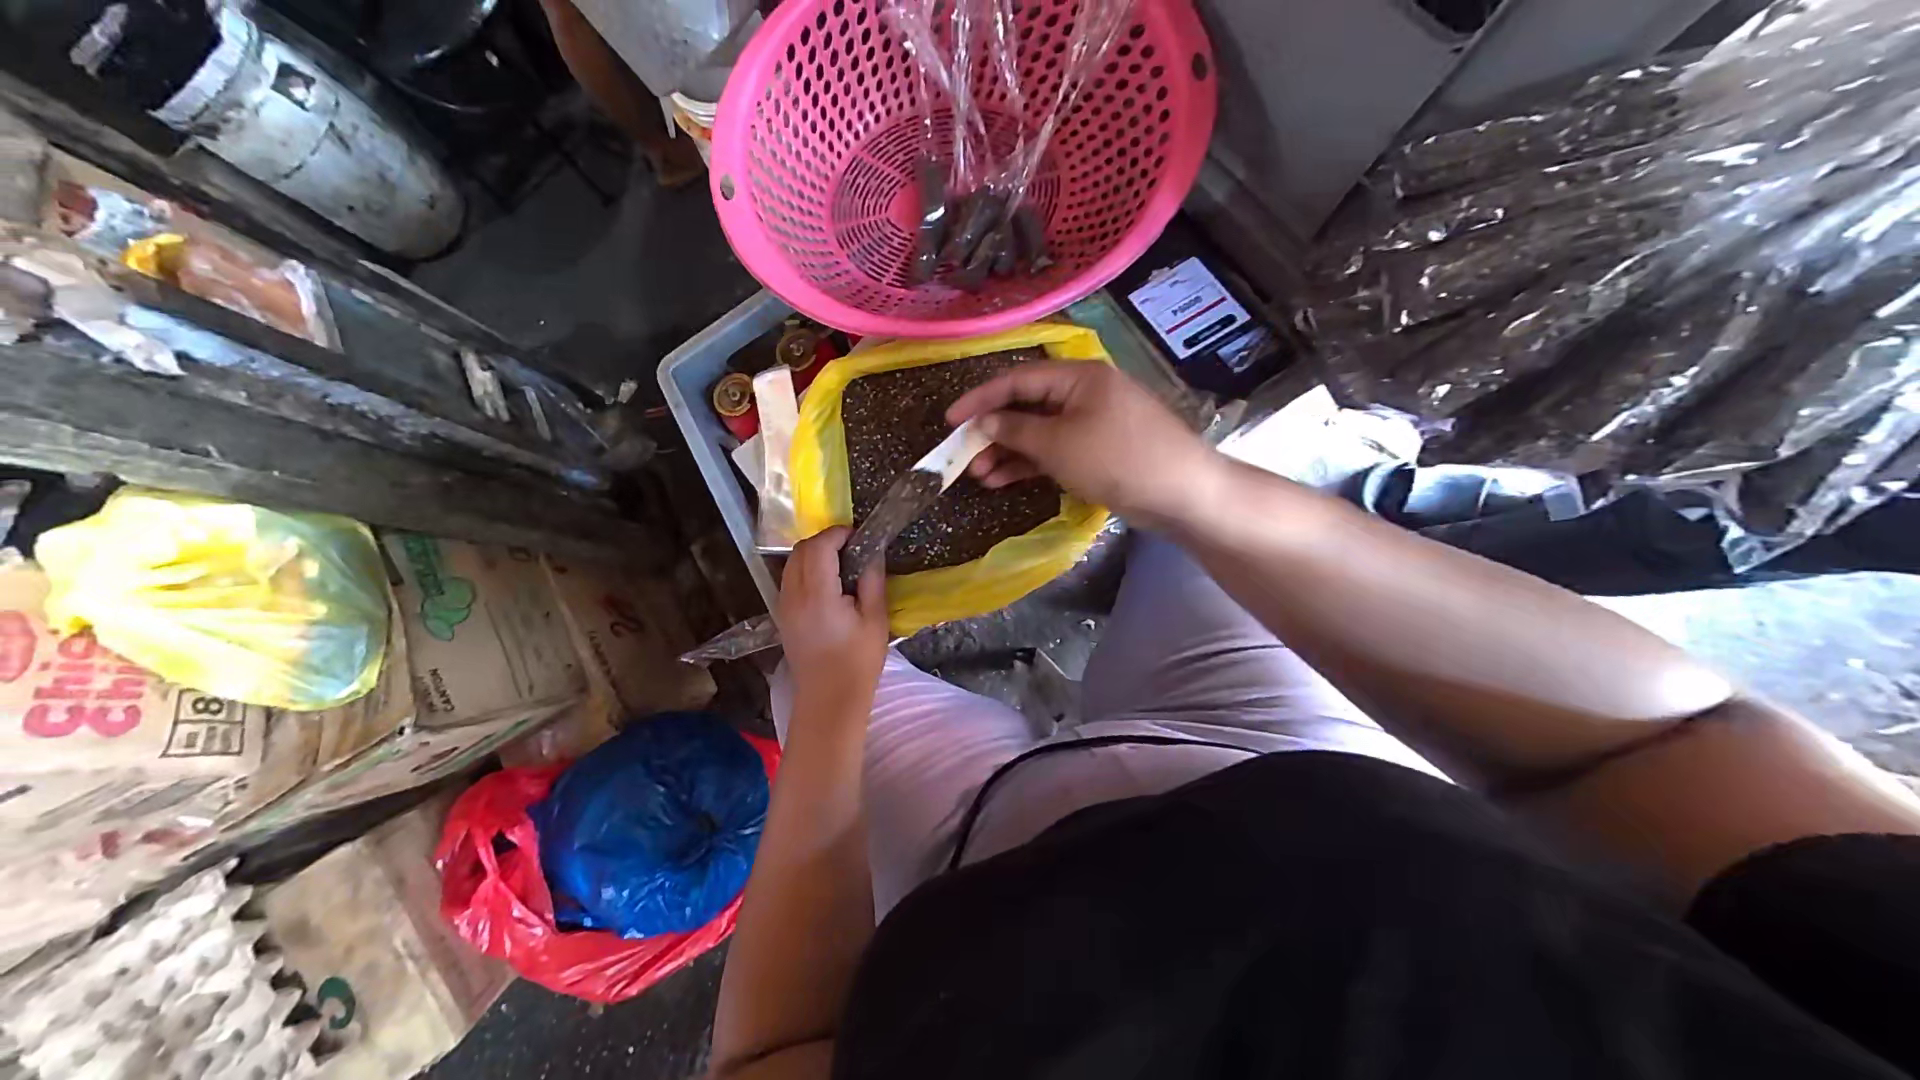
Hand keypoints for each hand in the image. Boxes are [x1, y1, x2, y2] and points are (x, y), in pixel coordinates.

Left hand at [775, 527, 888, 707]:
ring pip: (792, 562)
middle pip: (801, 550)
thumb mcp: (875, 621)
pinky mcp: (782, 615)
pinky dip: (806, 568)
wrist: (829, 701)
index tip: (859, 536)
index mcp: (818, 595)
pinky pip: (790, 578)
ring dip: (814, 553)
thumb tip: (872, 552)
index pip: (819, 547)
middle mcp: (794, 596)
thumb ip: (872, 581)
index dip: (838, 534)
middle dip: (825, 540)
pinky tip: (828, 582)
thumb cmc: (858, 664)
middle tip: (853, 547)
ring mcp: (784, 605)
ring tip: (841, 562)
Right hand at [946, 361, 1221, 528]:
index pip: (1017, 380)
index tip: (949, 421)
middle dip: (993, 432)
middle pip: (1026, 406)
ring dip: (1008, 452)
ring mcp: (1092, 423)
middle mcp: (1084, 393)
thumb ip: (1015, 430)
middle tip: (963, 456)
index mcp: (1078, 376)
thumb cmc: (1116, 458)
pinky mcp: (1097, 451)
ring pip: (1038, 432)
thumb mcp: (1058, 443)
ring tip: (978, 475)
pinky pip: (1054, 451)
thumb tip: (983, 422)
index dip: (979, 399)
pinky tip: (1002, 481)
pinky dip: (1030, 465)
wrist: (1180, 493)